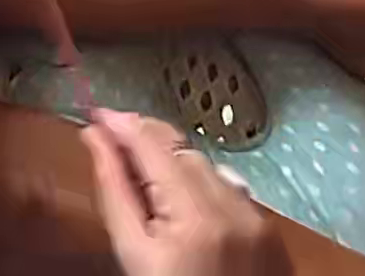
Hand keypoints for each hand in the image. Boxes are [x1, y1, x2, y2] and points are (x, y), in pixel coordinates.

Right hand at [82, 111, 291, 275]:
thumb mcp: (131, 249)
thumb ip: (111, 184)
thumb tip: (94, 133)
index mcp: (196, 214)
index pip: (150, 141)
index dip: (119, 122)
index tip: (93, 115)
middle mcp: (234, 207)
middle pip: (177, 146)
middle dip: (143, 138)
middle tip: (112, 145)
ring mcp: (258, 221)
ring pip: (201, 161)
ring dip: (169, 158)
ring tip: (144, 176)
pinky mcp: (271, 233)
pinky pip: (226, 185)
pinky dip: (197, 180)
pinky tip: (180, 198)